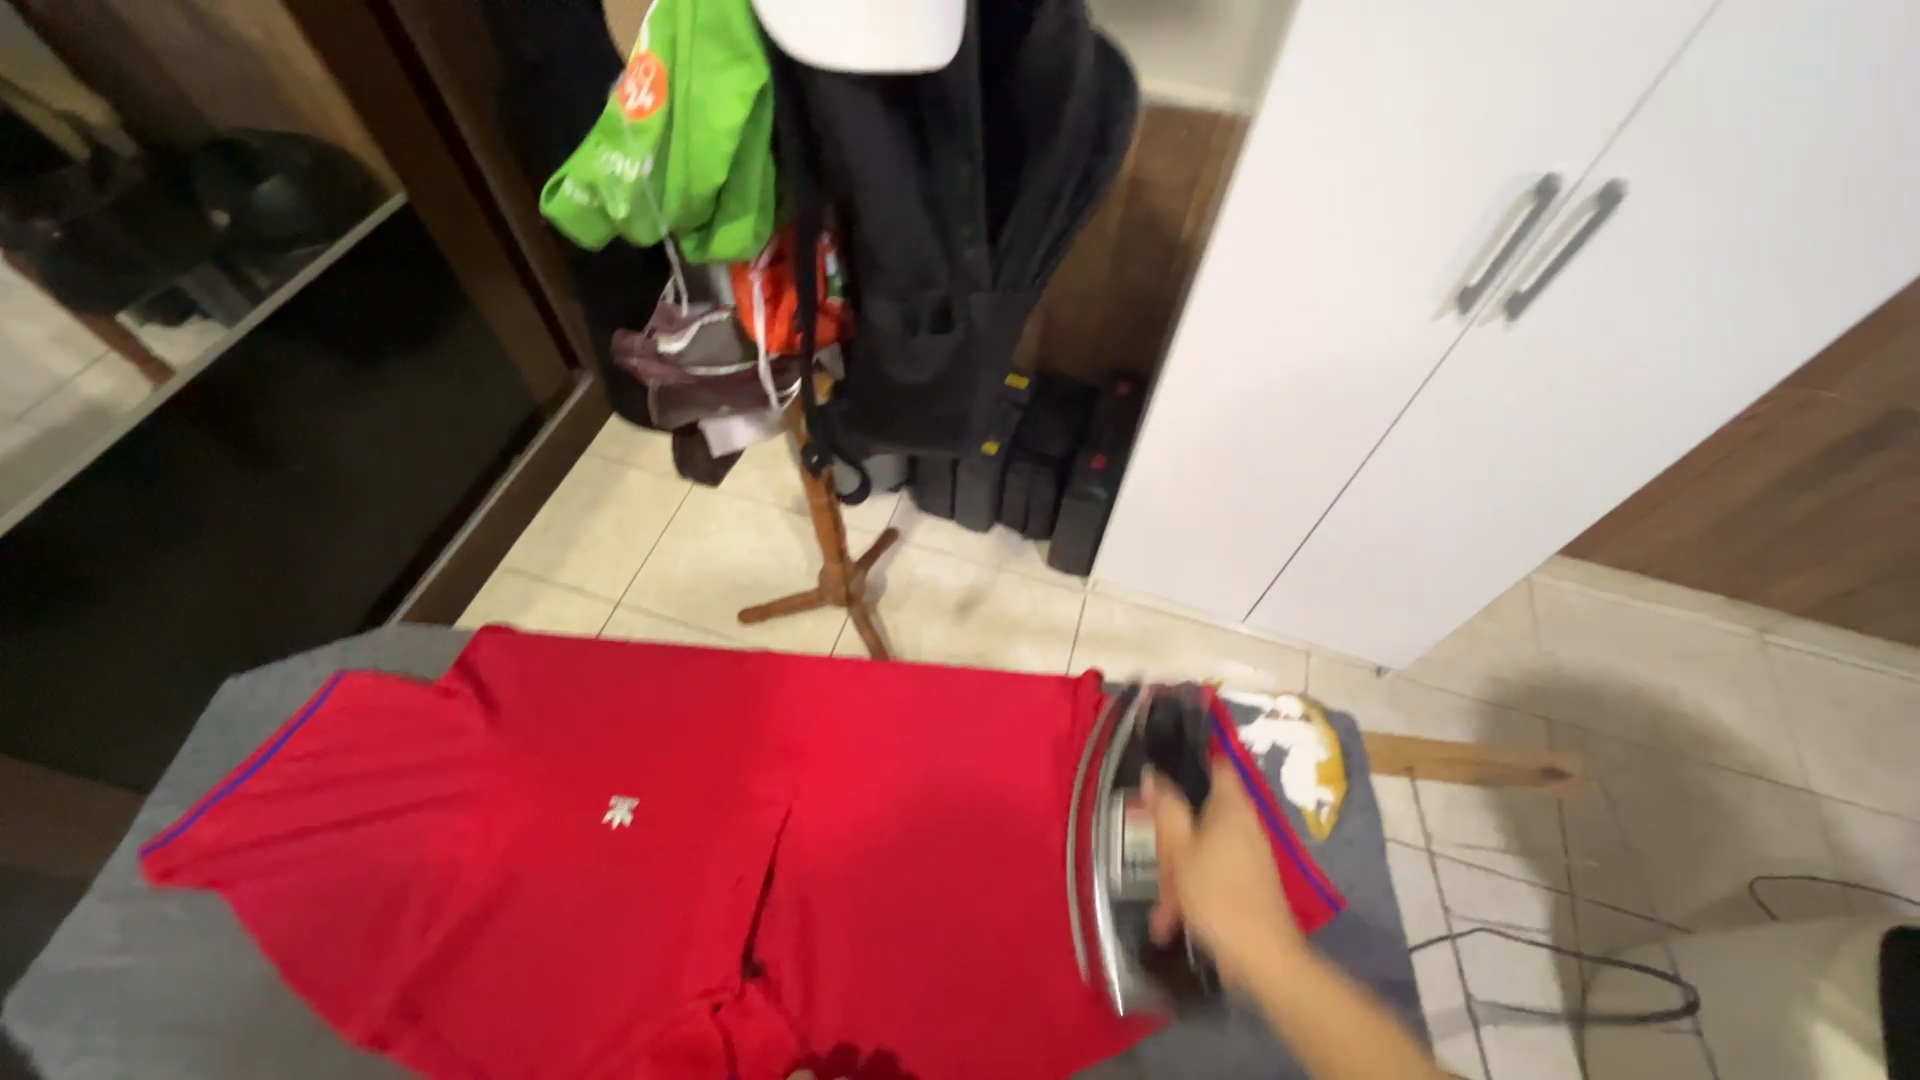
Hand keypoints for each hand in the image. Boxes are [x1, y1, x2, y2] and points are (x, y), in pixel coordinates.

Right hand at [1142, 760, 1303, 986]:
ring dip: (1179, 873)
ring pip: (1204, 847)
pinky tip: (1175, 922)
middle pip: (1201, 813)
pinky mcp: (1251, 883)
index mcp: (1230, 807)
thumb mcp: (1179, 851)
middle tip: (1158, 862)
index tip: (1167, 770)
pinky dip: (1195, 890)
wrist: (1263, 958)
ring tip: (1164, 908)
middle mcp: (1244, 825)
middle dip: (1174, 839)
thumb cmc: (1216, 896)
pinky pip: (1215, 873)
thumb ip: (1167, 810)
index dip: (1193, 761)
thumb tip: (1155, 775)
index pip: (1217, 765)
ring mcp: (1250, 855)